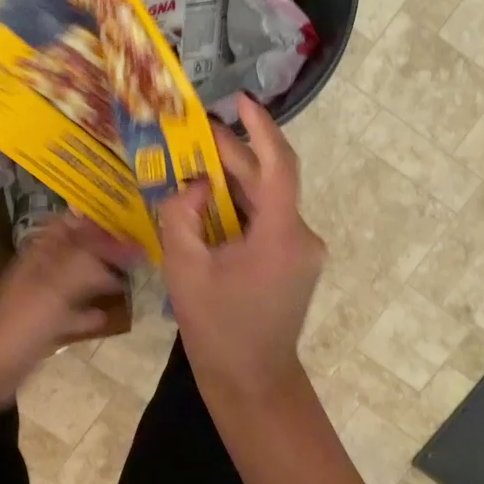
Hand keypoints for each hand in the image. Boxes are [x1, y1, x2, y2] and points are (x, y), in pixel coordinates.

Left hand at [0, 214, 138, 392]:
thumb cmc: (22, 323)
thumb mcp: (56, 287)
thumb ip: (89, 261)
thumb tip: (124, 243)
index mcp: (40, 255)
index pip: (68, 224)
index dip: (94, 222)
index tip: (125, 224)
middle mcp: (42, 271)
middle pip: (76, 251)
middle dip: (103, 250)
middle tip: (135, 252)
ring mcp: (43, 299)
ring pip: (77, 281)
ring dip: (100, 279)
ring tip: (130, 278)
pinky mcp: (45, 325)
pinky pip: (73, 312)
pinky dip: (90, 312)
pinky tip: (108, 317)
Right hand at [157, 95, 325, 402]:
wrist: (251, 382)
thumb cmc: (217, 329)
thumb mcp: (185, 269)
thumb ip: (182, 216)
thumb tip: (194, 185)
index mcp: (281, 235)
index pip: (279, 166)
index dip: (261, 128)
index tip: (240, 100)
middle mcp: (301, 236)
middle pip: (268, 181)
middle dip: (232, 155)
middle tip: (193, 132)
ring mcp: (301, 251)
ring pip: (266, 201)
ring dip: (232, 182)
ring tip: (193, 163)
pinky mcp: (293, 262)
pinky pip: (266, 222)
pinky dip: (239, 208)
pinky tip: (207, 204)